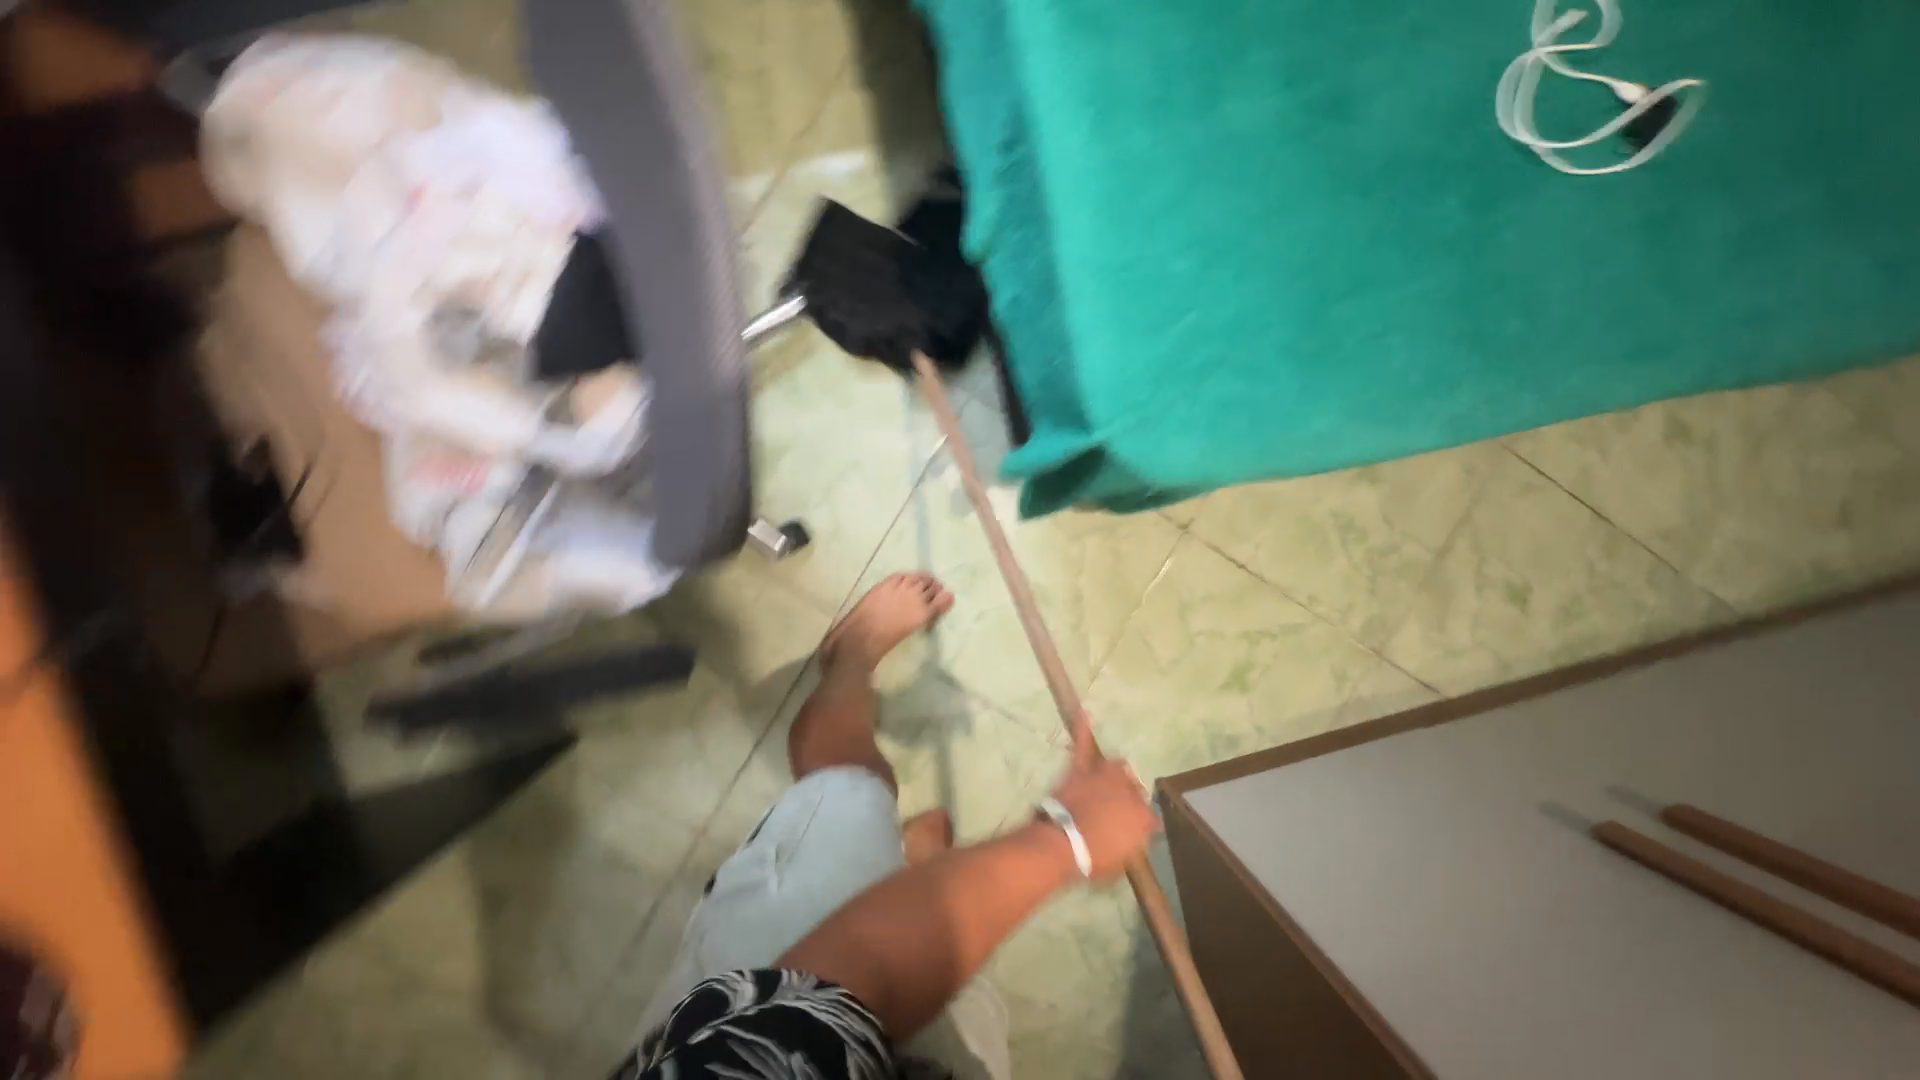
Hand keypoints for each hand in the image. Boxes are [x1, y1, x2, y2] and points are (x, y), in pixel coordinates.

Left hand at [1045, 714, 1157, 882]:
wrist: (1064, 844)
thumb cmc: (1094, 860)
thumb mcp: (1121, 861)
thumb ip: (1130, 844)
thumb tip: (1131, 836)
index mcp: (1143, 817)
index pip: (1149, 818)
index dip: (1139, 827)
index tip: (1130, 834)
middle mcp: (1129, 791)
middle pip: (1134, 790)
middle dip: (1128, 799)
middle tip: (1116, 812)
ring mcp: (1104, 777)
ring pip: (1116, 769)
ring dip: (1115, 776)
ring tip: (1110, 783)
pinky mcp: (1081, 771)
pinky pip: (1083, 745)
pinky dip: (1083, 730)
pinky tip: (1084, 712)